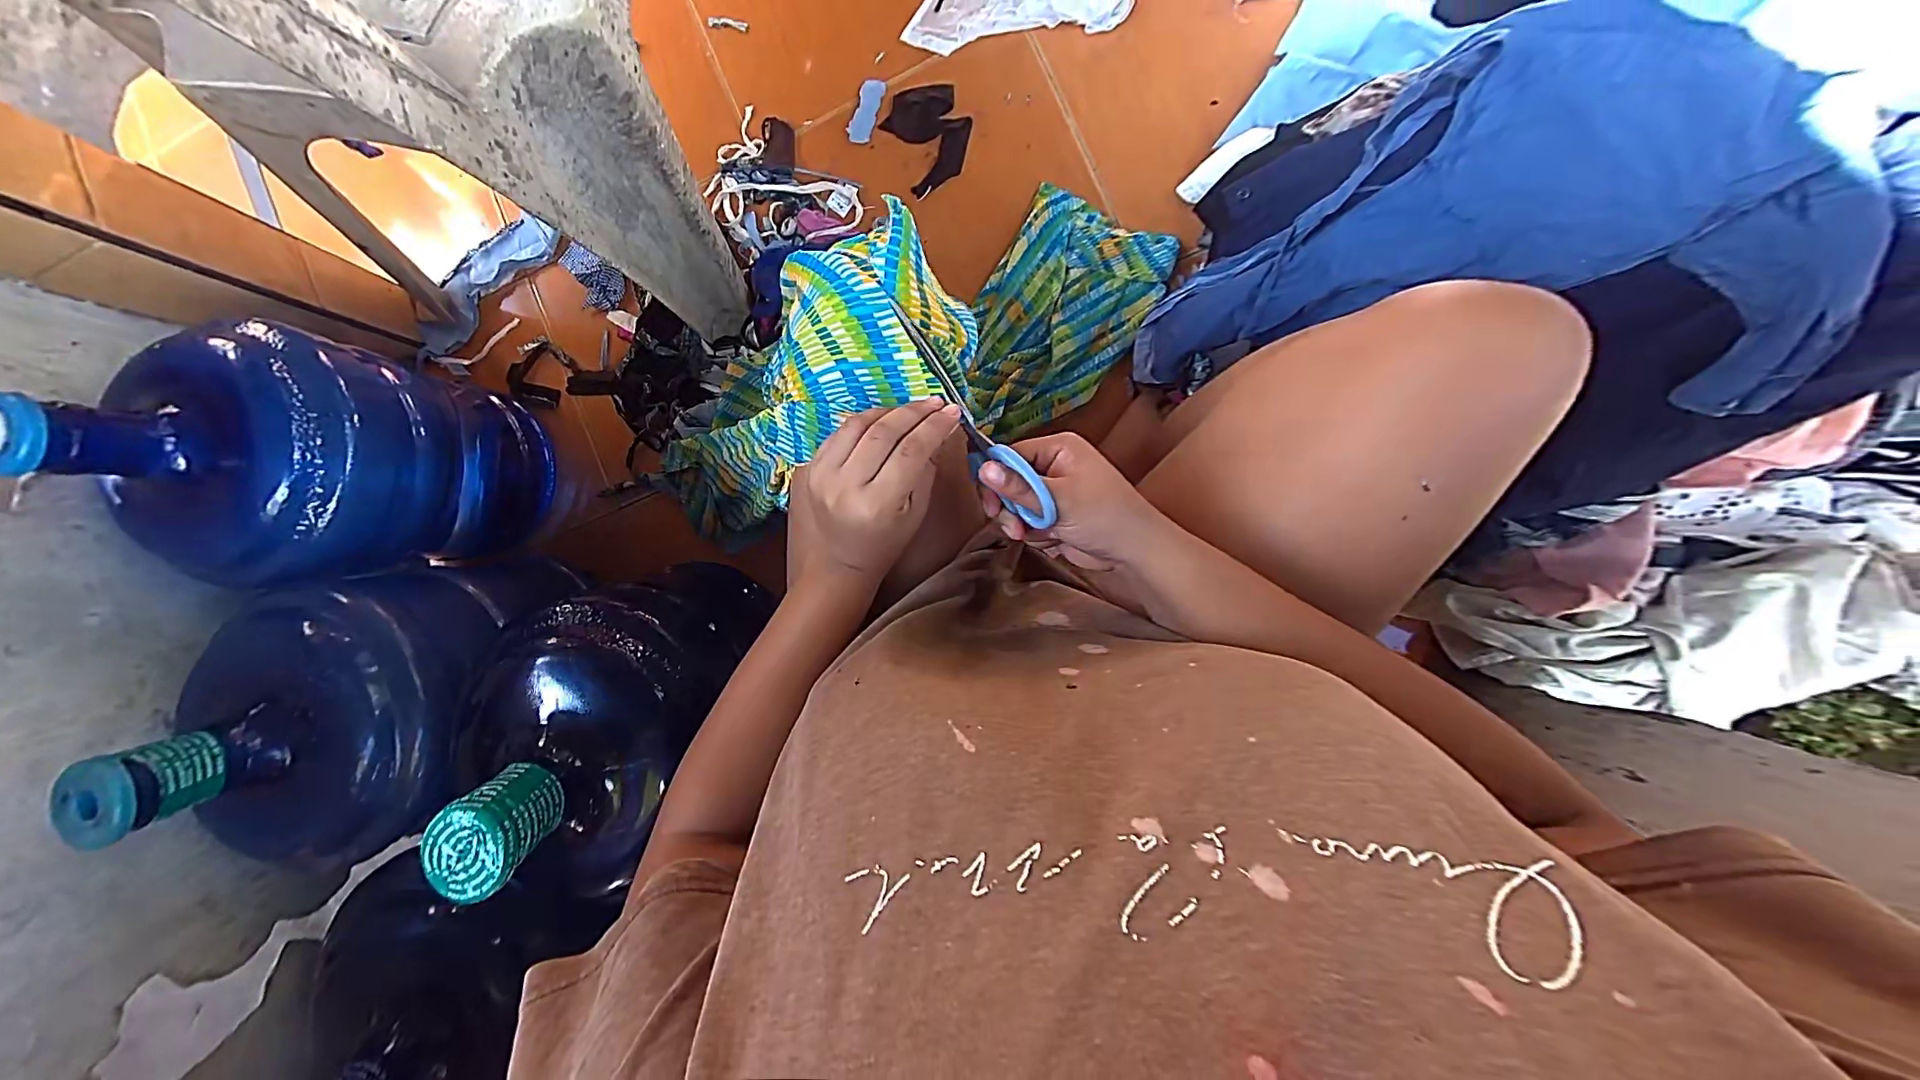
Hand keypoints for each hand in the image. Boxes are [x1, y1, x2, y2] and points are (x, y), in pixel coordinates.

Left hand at [788, 398, 961, 592]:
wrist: (833, 568)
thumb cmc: (881, 547)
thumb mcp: (914, 516)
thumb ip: (924, 472)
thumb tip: (936, 434)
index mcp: (876, 504)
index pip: (911, 451)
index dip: (934, 427)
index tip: (952, 414)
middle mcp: (845, 485)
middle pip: (884, 432)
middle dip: (915, 412)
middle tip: (936, 404)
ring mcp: (821, 474)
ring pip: (858, 424)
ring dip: (889, 411)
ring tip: (911, 409)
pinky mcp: (807, 468)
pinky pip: (839, 433)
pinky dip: (864, 422)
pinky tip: (882, 421)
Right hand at [976, 432, 1175, 572]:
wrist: (1134, 551)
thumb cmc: (1106, 516)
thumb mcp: (1057, 499)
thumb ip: (1018, 486)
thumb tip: (984, 468)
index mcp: (1058, 449)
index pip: (1011, 455)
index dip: (997, 478)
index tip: (991, 502)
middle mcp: (1055, 466)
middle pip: (1010, 483)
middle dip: (1011, 507)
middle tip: (1015, 526)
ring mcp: (1055, 493)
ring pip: (1017, 507)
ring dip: (1023, 524)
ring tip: (1039, 534)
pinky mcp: (1055, 516)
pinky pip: (1029, 523)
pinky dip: (1036, 534)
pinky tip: (1053, 539)